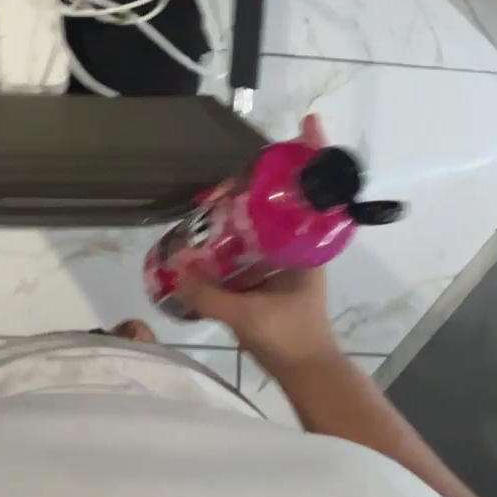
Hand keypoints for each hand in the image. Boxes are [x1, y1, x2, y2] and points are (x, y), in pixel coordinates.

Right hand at [173, 113, 343, 372]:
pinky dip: (240, 230)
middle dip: (272, 174)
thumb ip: (210, 296)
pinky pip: (258, 242)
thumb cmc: (290, 340)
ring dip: (254, 201)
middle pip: (293, 199)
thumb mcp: (248, 317)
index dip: (317, 155)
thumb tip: (176, 270)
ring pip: (274, 219)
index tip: (308, 122)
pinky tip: (214, 229)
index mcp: (310, 250)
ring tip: (222, 187)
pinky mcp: (275, 276)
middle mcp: (303, 248)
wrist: (306, 373)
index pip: (320, 193)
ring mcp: (290, 261)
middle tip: (242, 159)